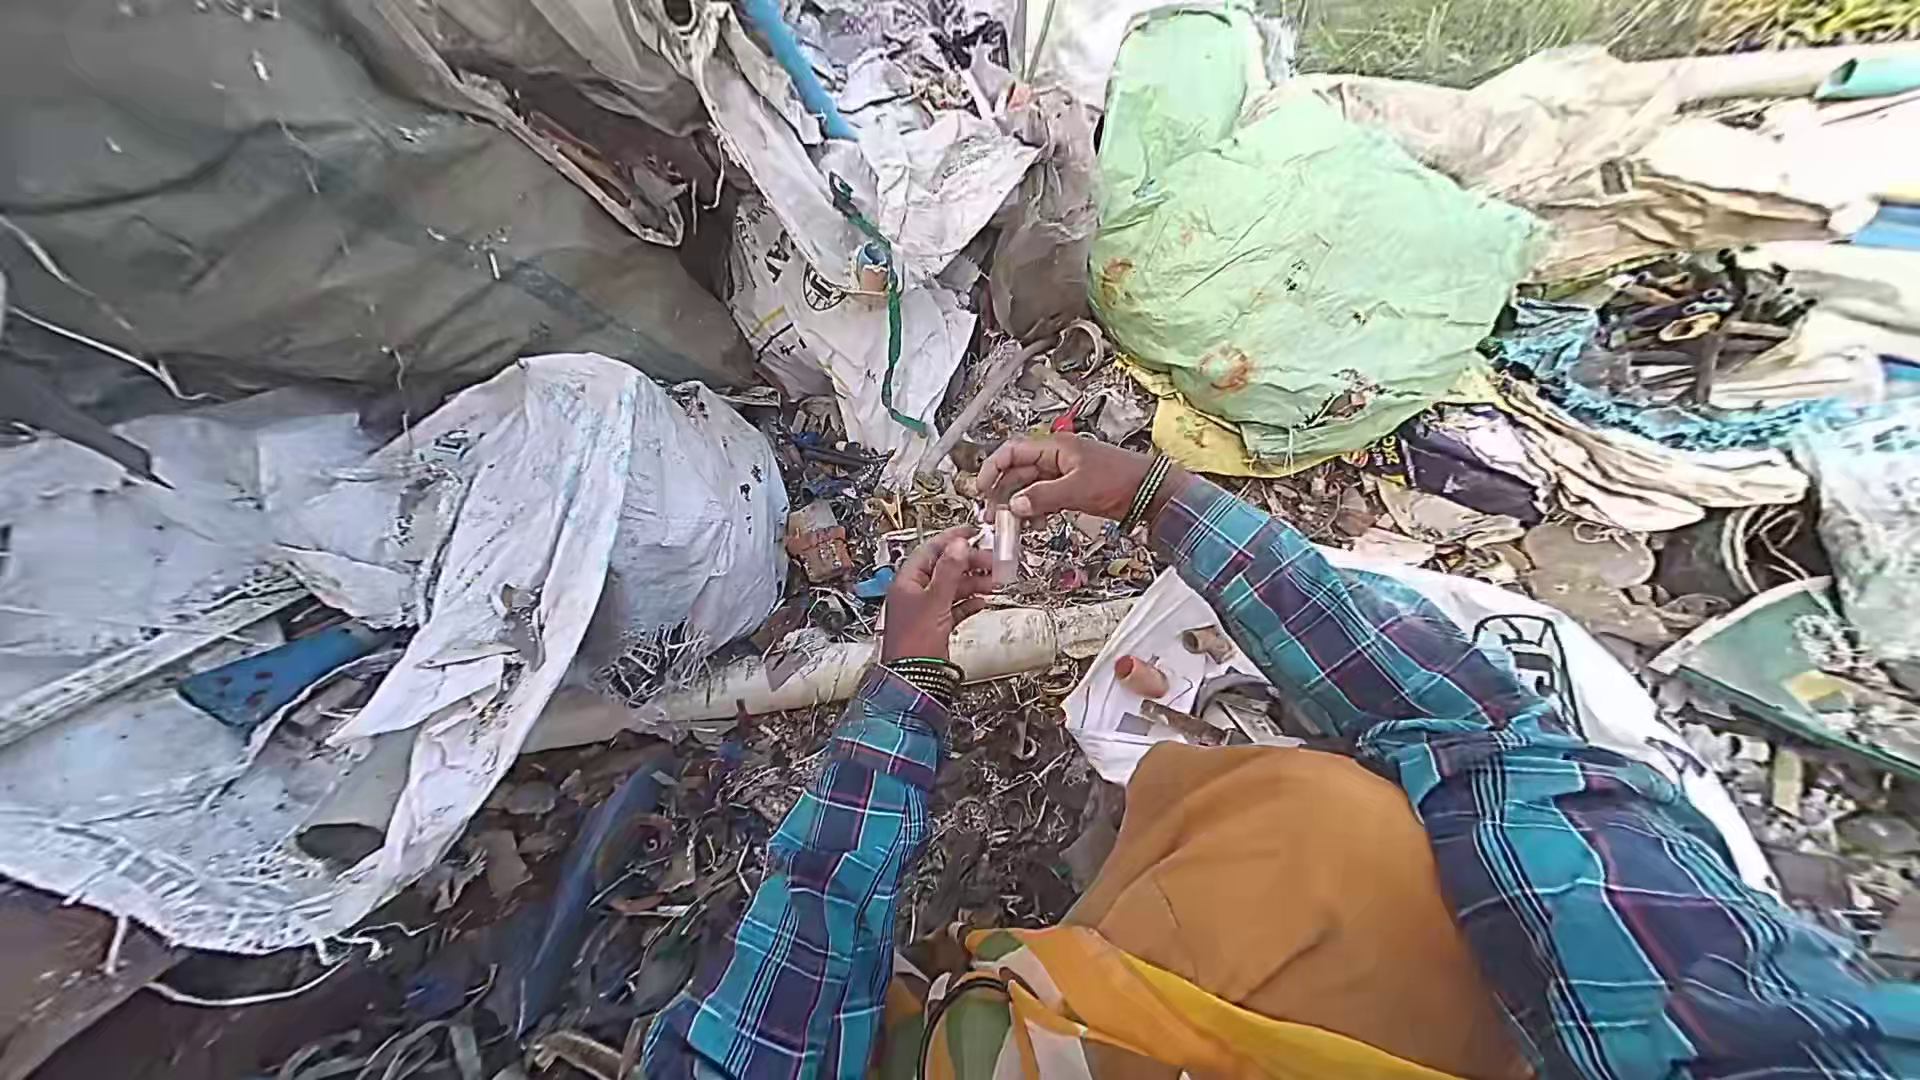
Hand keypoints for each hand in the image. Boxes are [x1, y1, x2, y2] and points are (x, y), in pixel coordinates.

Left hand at [881, 525, 997, 661]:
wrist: (913, 680)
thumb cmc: (915, 641)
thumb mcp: (935, 600)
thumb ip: (949, 571)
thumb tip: (959, 544)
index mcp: (908, 581)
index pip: (931, 550)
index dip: (953, 539)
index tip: (975, 532)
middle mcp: (915, 592)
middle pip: (945, 568)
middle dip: (969, 564)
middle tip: (992, 562)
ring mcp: (925, 609)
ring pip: (952, 587)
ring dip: (973, 583)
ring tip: (994, 583)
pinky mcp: (936, 626)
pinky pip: (955, 608)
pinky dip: (968, 603)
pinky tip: (982, 602)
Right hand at [977, 435, 1175, 522]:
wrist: (1151, 493)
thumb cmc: (1120, 481)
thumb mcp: (1077, 488)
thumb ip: (1043, 497)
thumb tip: (1015, 506)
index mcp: (1055, 449)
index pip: (1012, 452)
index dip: (993, 468)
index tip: (981, 489)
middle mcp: (1056, 459)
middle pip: (1018, 473)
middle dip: (1004, 494)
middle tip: (994, 516)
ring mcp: (1063, 475)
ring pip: (1030, 489)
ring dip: (1019, 506)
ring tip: (1012, 525)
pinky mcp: (1072, 491)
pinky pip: (1044, 499)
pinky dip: (1036, 511)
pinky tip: (1035, 524)